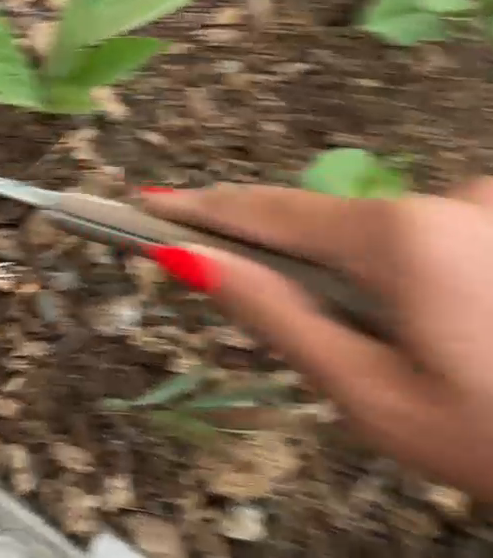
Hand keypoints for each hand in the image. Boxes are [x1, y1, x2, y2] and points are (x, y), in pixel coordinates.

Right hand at [146, 180, 492, 498]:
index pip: (257, 210)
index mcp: (399, 236)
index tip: (138, 200)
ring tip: (424, 348)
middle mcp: (452, 201)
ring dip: (373, 271)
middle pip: (327, 223)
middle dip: (299, 261)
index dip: (190, 208)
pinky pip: (447, 233)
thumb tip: (179, 255)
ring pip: (391, 231)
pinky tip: (467, 326)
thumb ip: (273, 315)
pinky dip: (430, 269)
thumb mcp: (377, 398)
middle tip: (313, 327)